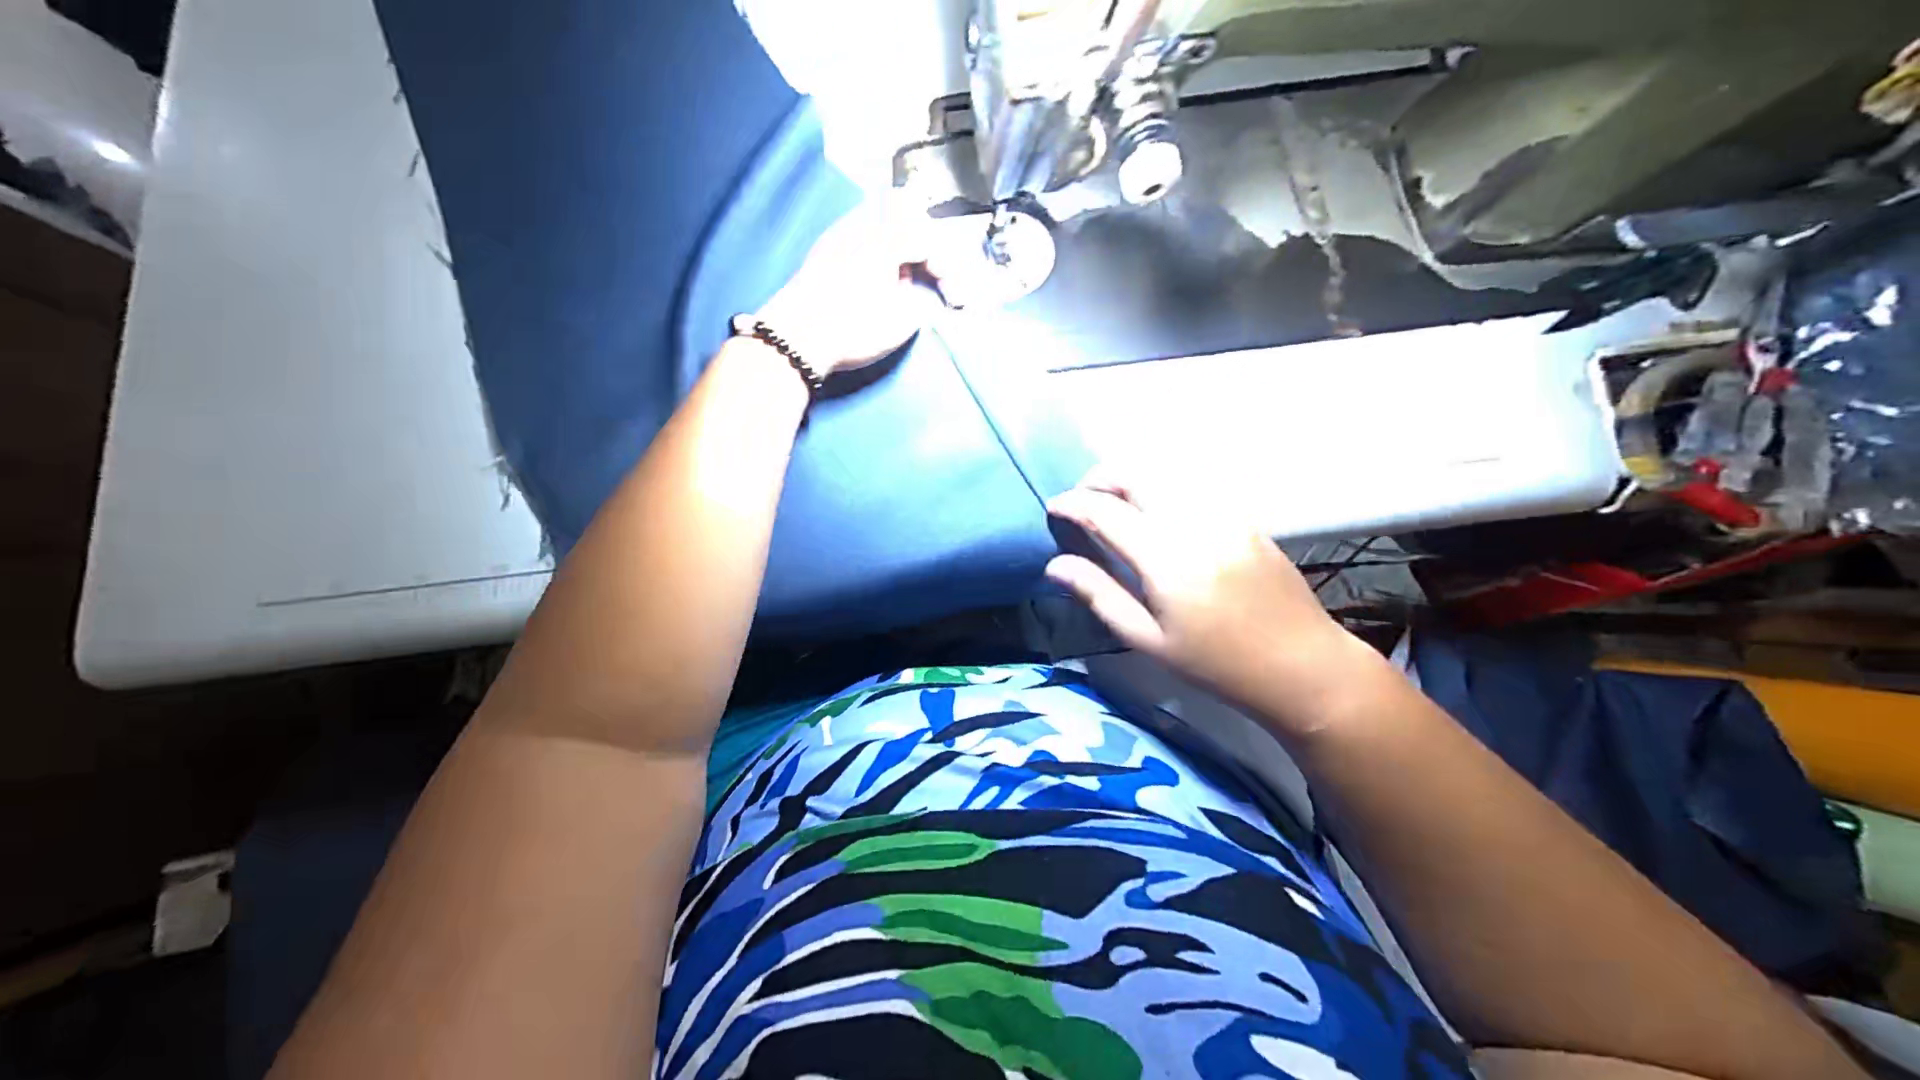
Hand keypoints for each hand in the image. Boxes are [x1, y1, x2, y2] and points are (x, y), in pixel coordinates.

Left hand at [754, 197, 947, 375]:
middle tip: (931, 279)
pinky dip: (874, 255)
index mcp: (887, 239)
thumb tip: (912, 287)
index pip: (929, 243)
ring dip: (897, 250)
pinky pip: (857, 240)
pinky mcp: (819, 253)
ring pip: (878, 227)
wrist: (794, 338)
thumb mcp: (903, 322)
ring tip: (901, 282)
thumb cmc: (853, 328)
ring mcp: (836, 236)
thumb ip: (920, 299)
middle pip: (903, 222)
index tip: (953, 298)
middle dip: (922, 250)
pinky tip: (871, 282)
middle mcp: (861, 227)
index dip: (947, 271)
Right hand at [1044, 470, 1392, 738]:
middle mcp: (1195, 523)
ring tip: (1115, 504)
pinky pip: (1194, 486)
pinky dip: (1163, 487)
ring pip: (1166, 473)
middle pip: (1136, 473)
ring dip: (1131, 479)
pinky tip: (1157, 513)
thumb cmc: (1216, 664)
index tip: (1053, 509)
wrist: (1301, 665)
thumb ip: (1099, 595)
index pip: (1105, 511)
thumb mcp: (1148, 640)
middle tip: (1083, 502)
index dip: (1072, 504)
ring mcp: (1225, 515)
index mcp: (1166, 558)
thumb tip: (1055, 565)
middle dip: (1100, 478)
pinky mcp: (1245, 517)